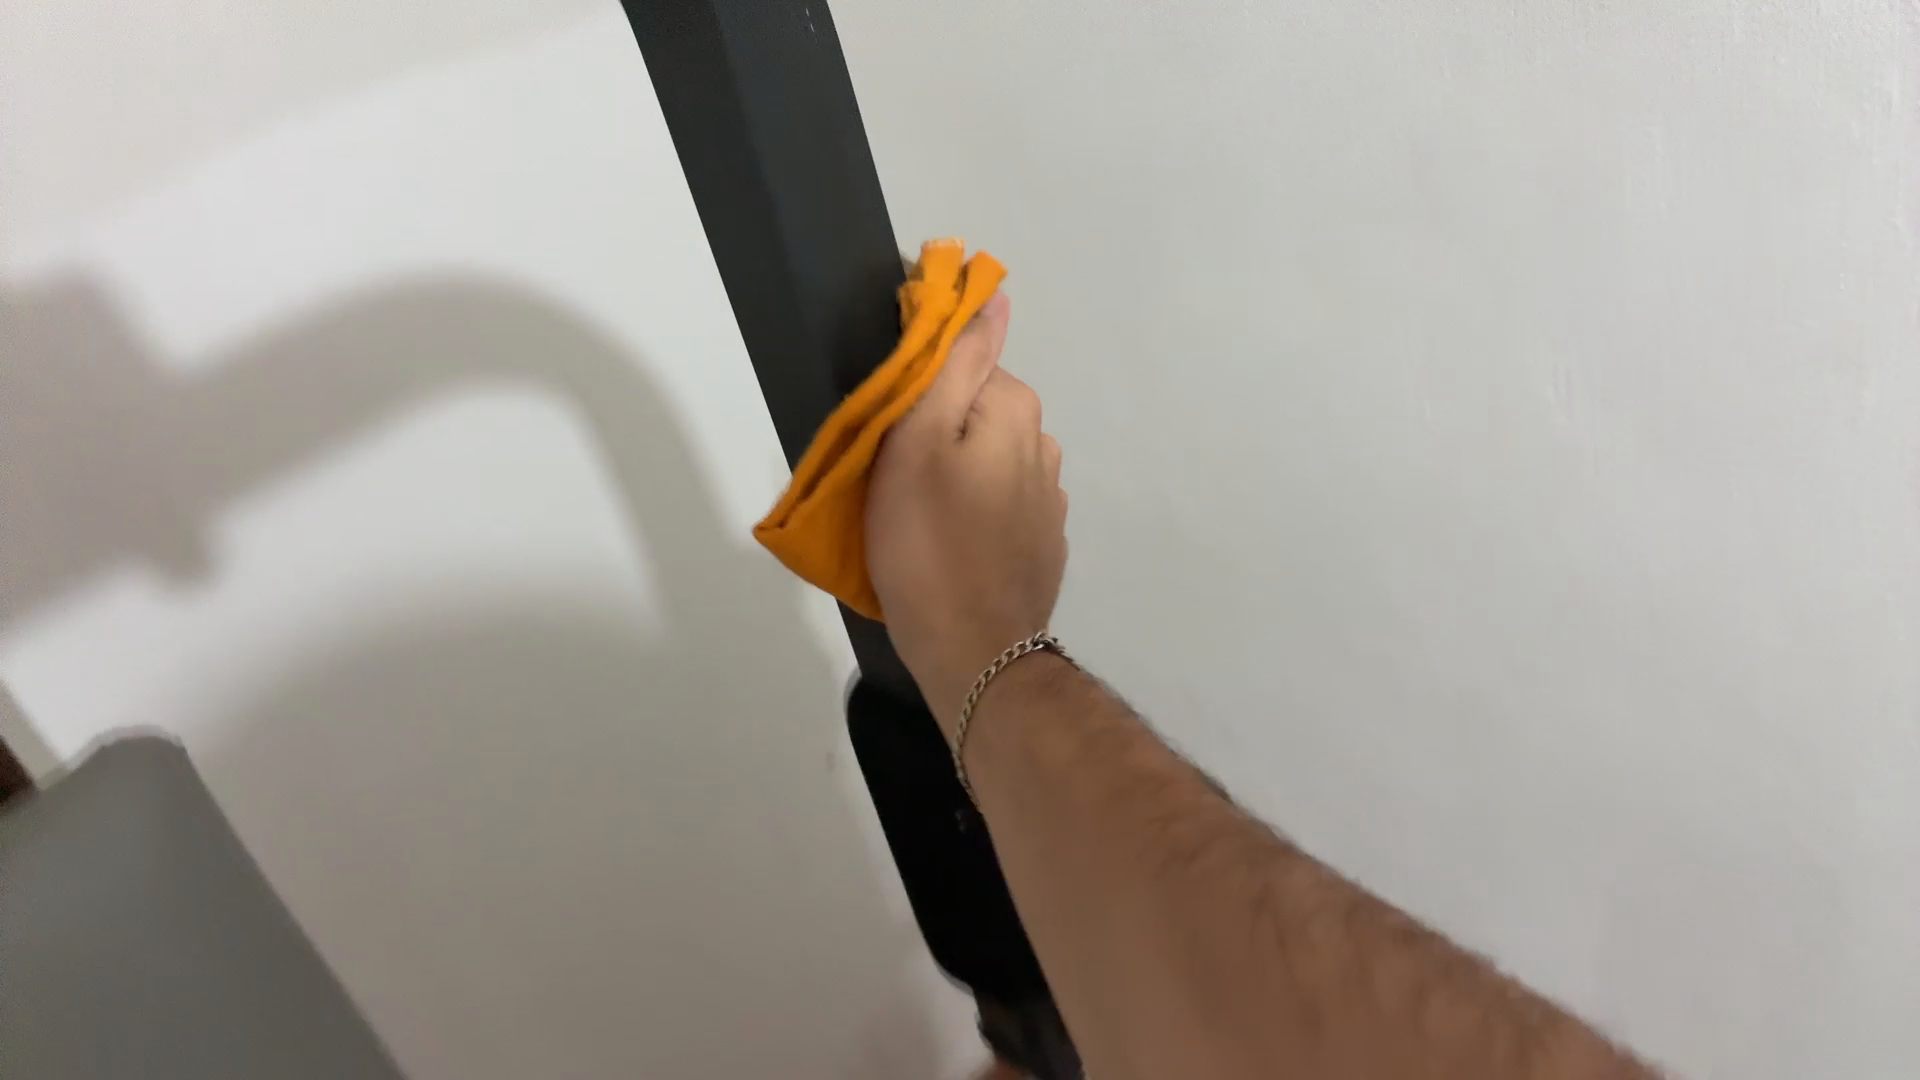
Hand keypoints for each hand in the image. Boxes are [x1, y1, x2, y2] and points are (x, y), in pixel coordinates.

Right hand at [866, 294, 1067, 733]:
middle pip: (979, 414)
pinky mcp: (1044, 542)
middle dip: (940, 433)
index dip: (923, 389)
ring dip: (960, 474)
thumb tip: (994, 297)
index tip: (892, 429)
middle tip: (897, 480)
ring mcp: (1049, 501)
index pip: (967, 364)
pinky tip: (956, 544)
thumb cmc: (927, 542)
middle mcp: (1043, 448)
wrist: (973, 649)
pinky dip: (978, 512)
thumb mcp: (920, 440)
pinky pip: (1003, 505)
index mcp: (1016, 412)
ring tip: (922, 518)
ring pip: (991, 461)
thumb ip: (956, 364)